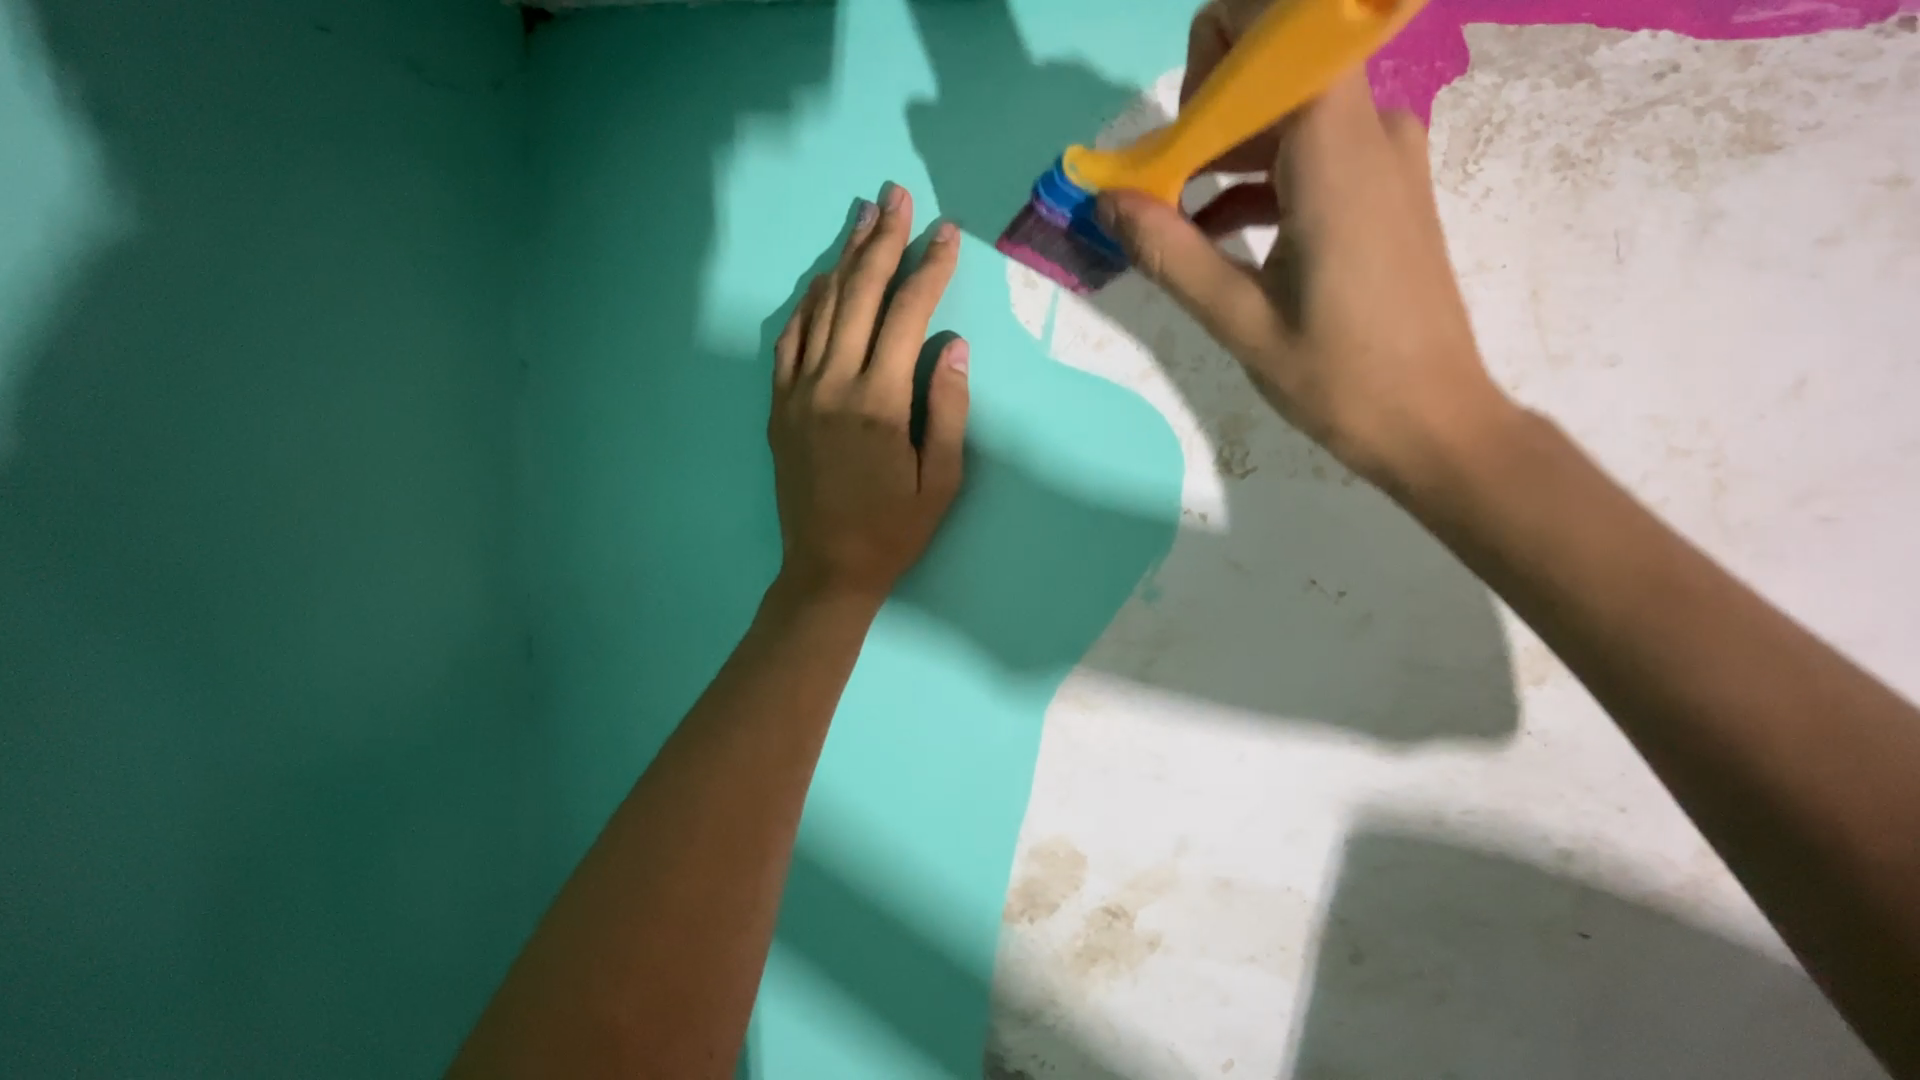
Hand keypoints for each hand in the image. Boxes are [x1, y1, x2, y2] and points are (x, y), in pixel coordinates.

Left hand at [768, 184, 969, 605]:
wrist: (827, 568)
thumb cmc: (893, 530)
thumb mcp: (941, 481)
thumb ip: (947, 409)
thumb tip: (954, 346)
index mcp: (879, 402)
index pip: (906, 316)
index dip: (929, 269)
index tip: (947, 232)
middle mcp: (832, 385)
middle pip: (857, 296)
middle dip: (881, 241)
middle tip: (895, 195)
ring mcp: (798, 393)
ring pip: (820, 309)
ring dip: (843, 260)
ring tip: (863, 218)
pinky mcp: (779, 407)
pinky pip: (789, 342)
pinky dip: (807, 305)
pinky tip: (822, 281)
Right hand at [1100, 43, 1512, 492]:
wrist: (1435, 422)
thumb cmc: (1340, 377)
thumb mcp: (1239, 320)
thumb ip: (1169, 252)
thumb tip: (1108, 201)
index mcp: (1337, 150)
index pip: (1280, 30)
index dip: (1217, 55)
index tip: (1181, 132)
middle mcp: (1372, 128)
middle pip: (1278, 69)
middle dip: (1207, 114)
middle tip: (1163, 187)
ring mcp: (1386, 155)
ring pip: (1291, 112)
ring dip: (1226, 152)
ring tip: (1176, 216)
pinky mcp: (1386, 186)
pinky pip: (1313, 151)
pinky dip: (1259, 177)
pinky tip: (1216, 232)